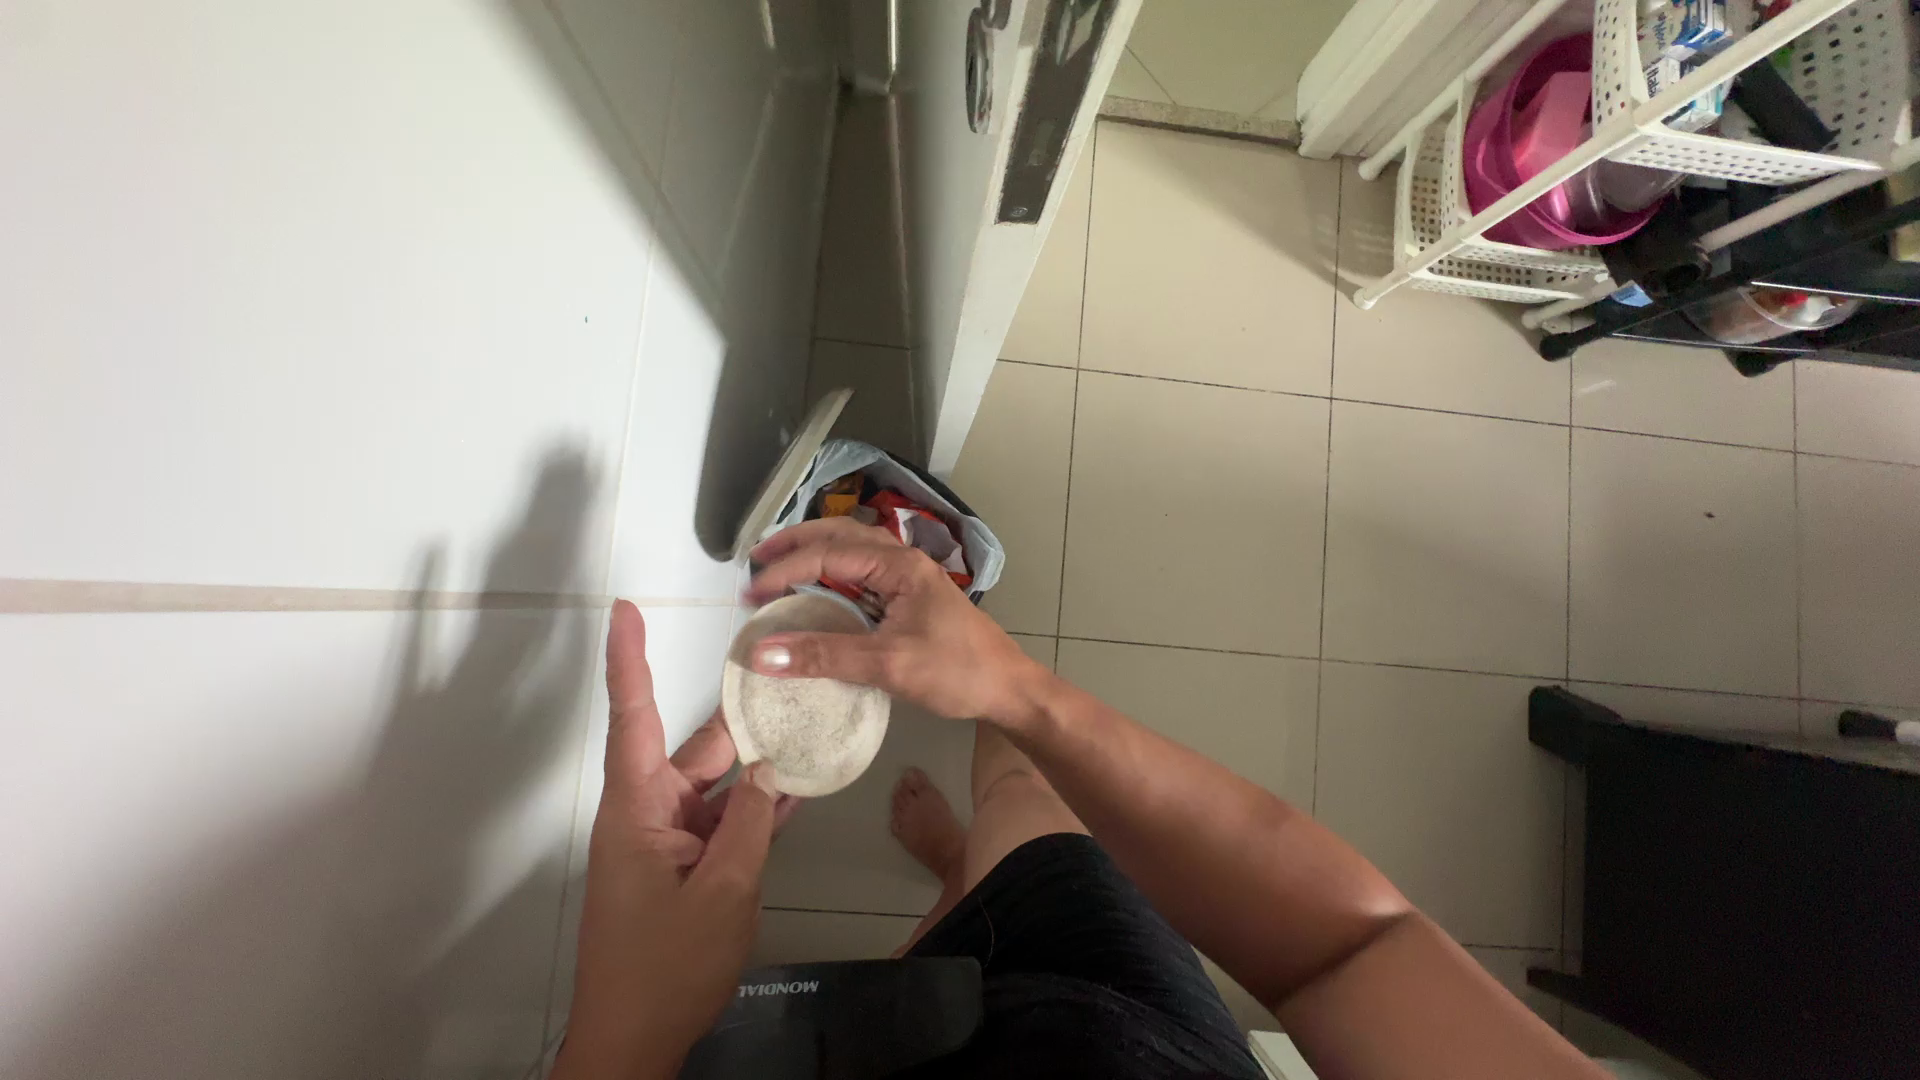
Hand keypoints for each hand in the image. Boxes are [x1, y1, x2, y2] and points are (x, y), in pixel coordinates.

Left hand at [554, 601, 799, 1079]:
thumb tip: (770, 771)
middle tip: (788, 691)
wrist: (636, 1044)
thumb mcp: (724, 891)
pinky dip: (754, 809)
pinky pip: (724, 821)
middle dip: (741, 728)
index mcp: (639, 810)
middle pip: (697, 751)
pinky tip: (796, 791)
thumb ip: (752, 822)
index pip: (632, 718)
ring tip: (808, 738)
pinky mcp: (686, 864)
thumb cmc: (667, 967)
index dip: (629, 661)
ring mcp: (669, 841)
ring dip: (758, 773)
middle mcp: (650, 814)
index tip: (624, 609)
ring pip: (718, 786)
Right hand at [744, 518, 1051, 724]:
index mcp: (900, 565)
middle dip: (797, 542)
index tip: (750, 594)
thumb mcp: (888, 665)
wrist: (1008, 688)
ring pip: (855, 549)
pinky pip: (865, 573)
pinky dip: (835, 574)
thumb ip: (825, 656)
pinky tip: (819, 590)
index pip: (829, 554)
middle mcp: (904, 561)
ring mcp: (910, 577)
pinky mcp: (912, 596)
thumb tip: (760, 653)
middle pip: (841, 534)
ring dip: (816, 552)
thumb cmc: (955, 672)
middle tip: (756, 558)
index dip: (785, 570)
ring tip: (779, 566)